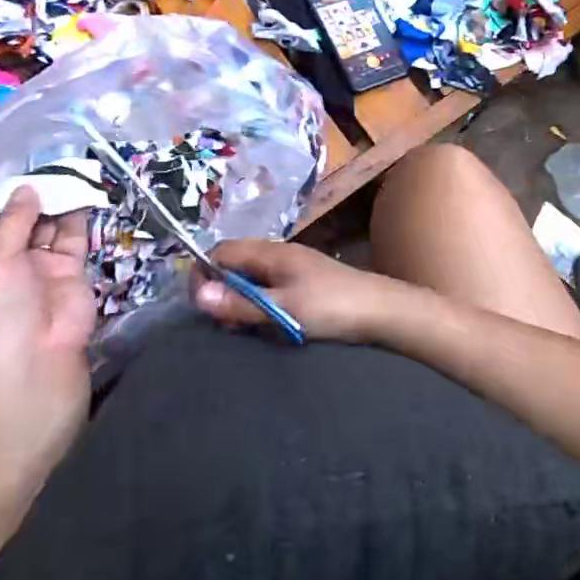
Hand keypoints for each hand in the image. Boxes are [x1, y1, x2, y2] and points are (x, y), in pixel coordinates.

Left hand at [0, 187, 96, 472]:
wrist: (35, 370)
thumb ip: (12, 223)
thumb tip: (26, 189)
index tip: (15, 169)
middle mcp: (3, 265)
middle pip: (17, 220)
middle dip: (32, 194)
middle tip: (52, 159)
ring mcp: (39, 269)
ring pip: (48, 226)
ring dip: (58, 201)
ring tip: (72, 168)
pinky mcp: (71, 274)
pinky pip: (74, 239)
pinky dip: (80, 217)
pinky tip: (86, 191)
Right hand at [196, 239, 418, 342]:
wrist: (382, 310)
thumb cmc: (332, 306)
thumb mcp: (283, 308)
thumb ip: (241, 303)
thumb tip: (197, 295)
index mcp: (272, 253)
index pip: (221, 251)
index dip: (204, 275)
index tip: (203, 307)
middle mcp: (279, 254)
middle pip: (234, 264)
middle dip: (222, 291)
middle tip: (226, 323)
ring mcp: (293, 267)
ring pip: (251, 278)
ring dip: (241, 301)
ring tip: (245, 328)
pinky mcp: (304, 283)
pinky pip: (269, 288)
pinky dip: (260, 304)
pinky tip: (268, 324)